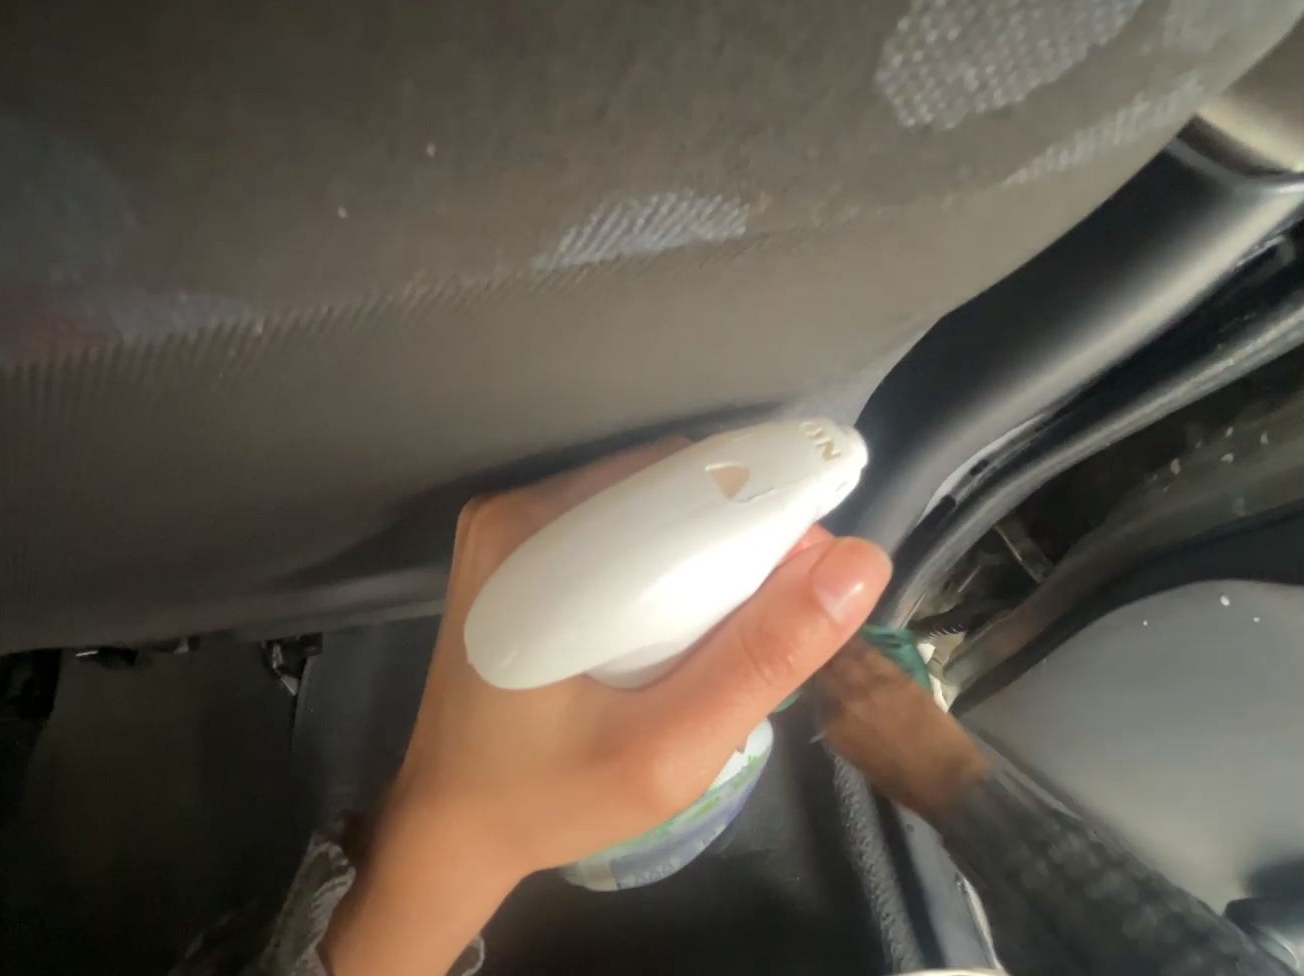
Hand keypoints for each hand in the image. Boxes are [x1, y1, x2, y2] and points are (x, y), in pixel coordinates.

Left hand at [323, 440, 893, 974]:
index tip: (813, 562)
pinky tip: (690, 610)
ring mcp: (509, 529)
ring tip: (748, 610)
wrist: (449, 824)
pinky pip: (613, 528)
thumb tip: (853, 564)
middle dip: (734, 531)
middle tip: (789, 599)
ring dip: (702, 543)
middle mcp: (515, 512)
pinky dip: (664, 556)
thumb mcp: (667, 751)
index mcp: (532, 538)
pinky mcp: (514, 552)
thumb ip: (760, 660)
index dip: (758, 505)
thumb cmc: (551, 796)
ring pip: (641, 503)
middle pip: (657, 486)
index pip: (673, 479)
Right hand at [815, 637, 991, 823]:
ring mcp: (873, 685)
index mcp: (835, 726)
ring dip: (839, 648)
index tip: (810, 674)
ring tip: (836, 641)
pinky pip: (873, 653)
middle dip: (822, 658)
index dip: (810, 680)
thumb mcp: (857, 757)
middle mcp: (847, 700)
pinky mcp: (898, 676)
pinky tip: (857, 641)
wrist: (948, 780)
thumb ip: (840, 726)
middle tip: (821, 651)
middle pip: (826, 667)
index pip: (812, 691)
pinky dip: (862, 646)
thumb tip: (833, 707)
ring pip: (847, 654)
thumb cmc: (902, 781)